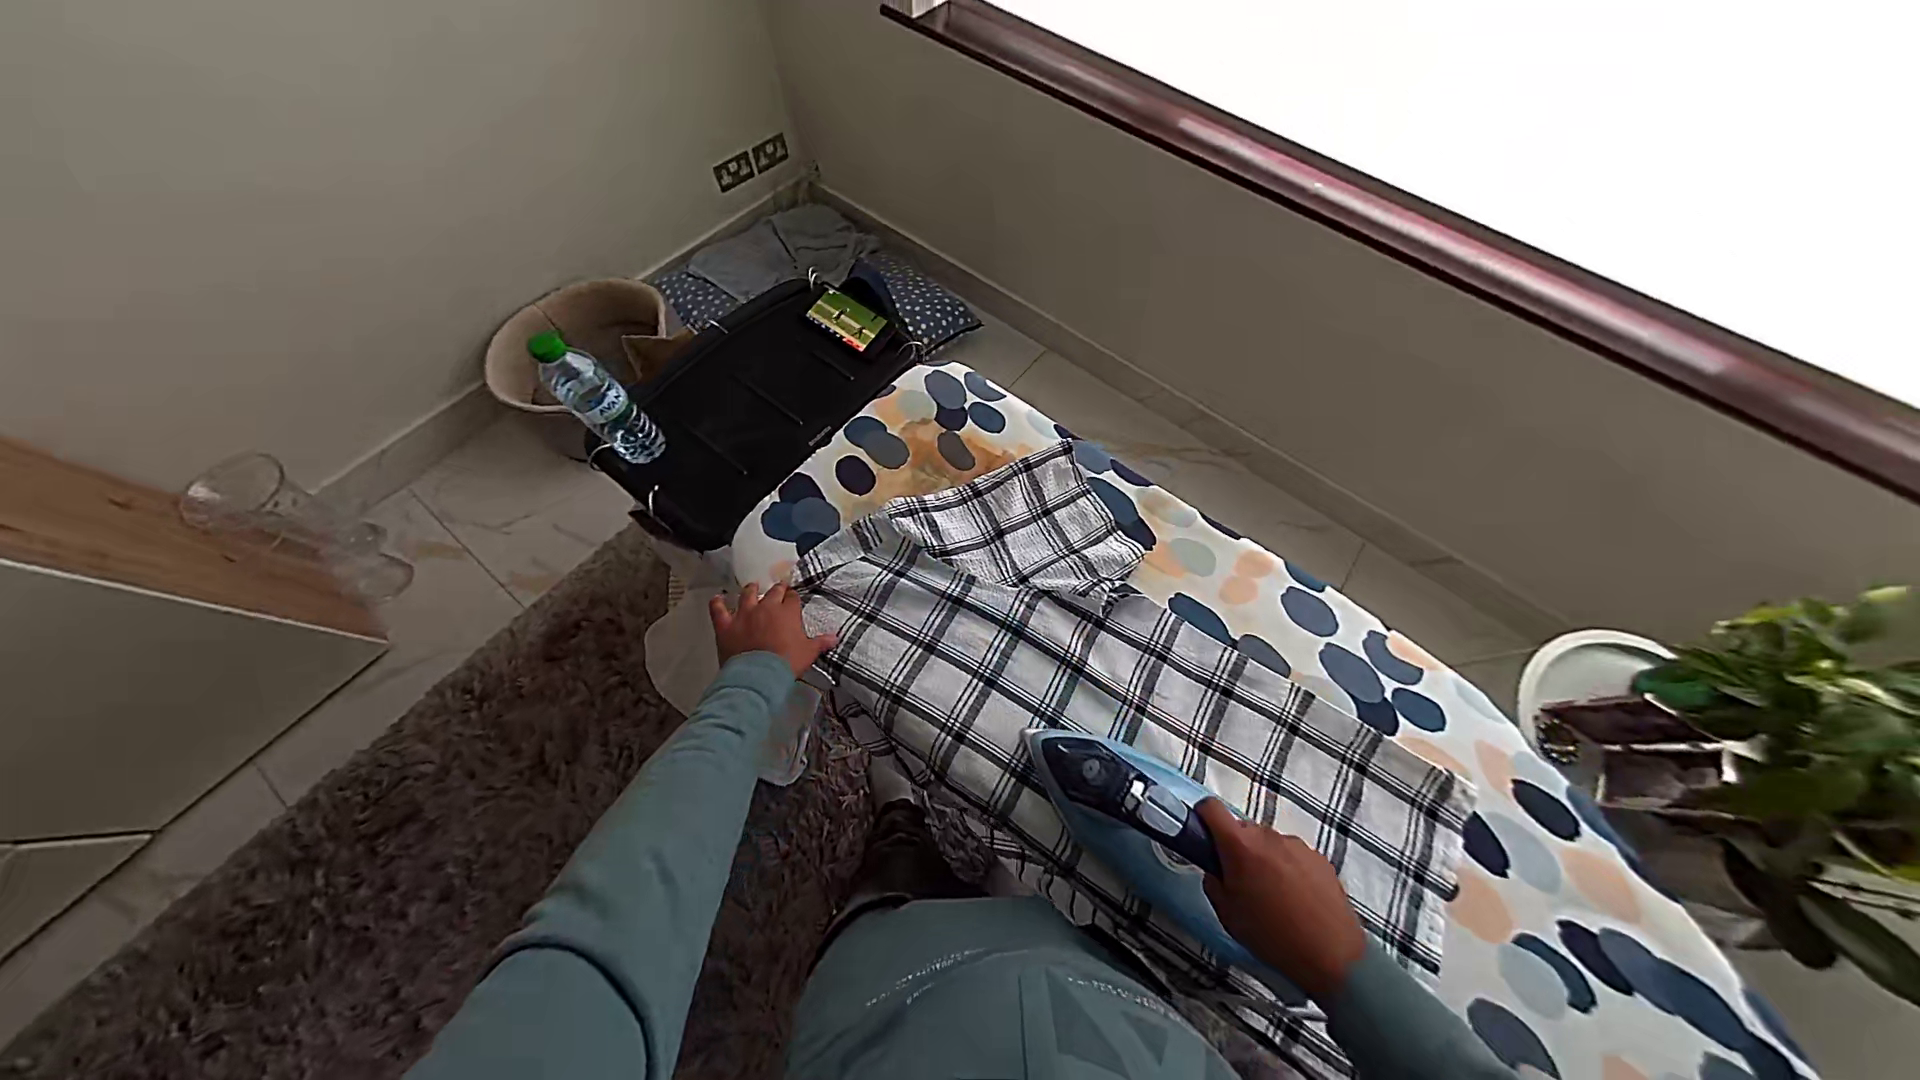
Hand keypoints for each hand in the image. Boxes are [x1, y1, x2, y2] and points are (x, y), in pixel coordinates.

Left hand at [710, 582, 837, 676]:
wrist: (759, 674)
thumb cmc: (787, 662)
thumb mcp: (808, 652)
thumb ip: (821, 643)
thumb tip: (835, 638)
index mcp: (787, 612)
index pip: (792, 598)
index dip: (793, 597)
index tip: (793, 599)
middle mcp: (766, 607)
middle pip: (772, 591)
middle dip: (777, 590)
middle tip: (778, 590)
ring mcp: (744, 614)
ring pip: (747, 594)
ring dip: (750, 589)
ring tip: (752, 586)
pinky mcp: (725, 624)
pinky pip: (718, 609)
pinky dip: (717, 602)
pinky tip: (718, 598)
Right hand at [1196, 798, 1365, 1000]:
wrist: (1335, 958)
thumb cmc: (1273, 937)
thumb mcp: (1227, 914)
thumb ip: (1213, 883)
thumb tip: (1216, 871)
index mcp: (1239, 845)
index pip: (1211, 807)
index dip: (1203, 817)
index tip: (1205, 836)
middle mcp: (1267, 836)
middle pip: (1242, 829)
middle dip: (1237, 848)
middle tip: (1241, 881)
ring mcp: (1296, 845)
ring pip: (1268, 842)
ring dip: (1264, 858)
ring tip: (1274, 895)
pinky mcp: (1319, 858)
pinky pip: (1293, 854)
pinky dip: (1289, 868)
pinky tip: (1297, 899)